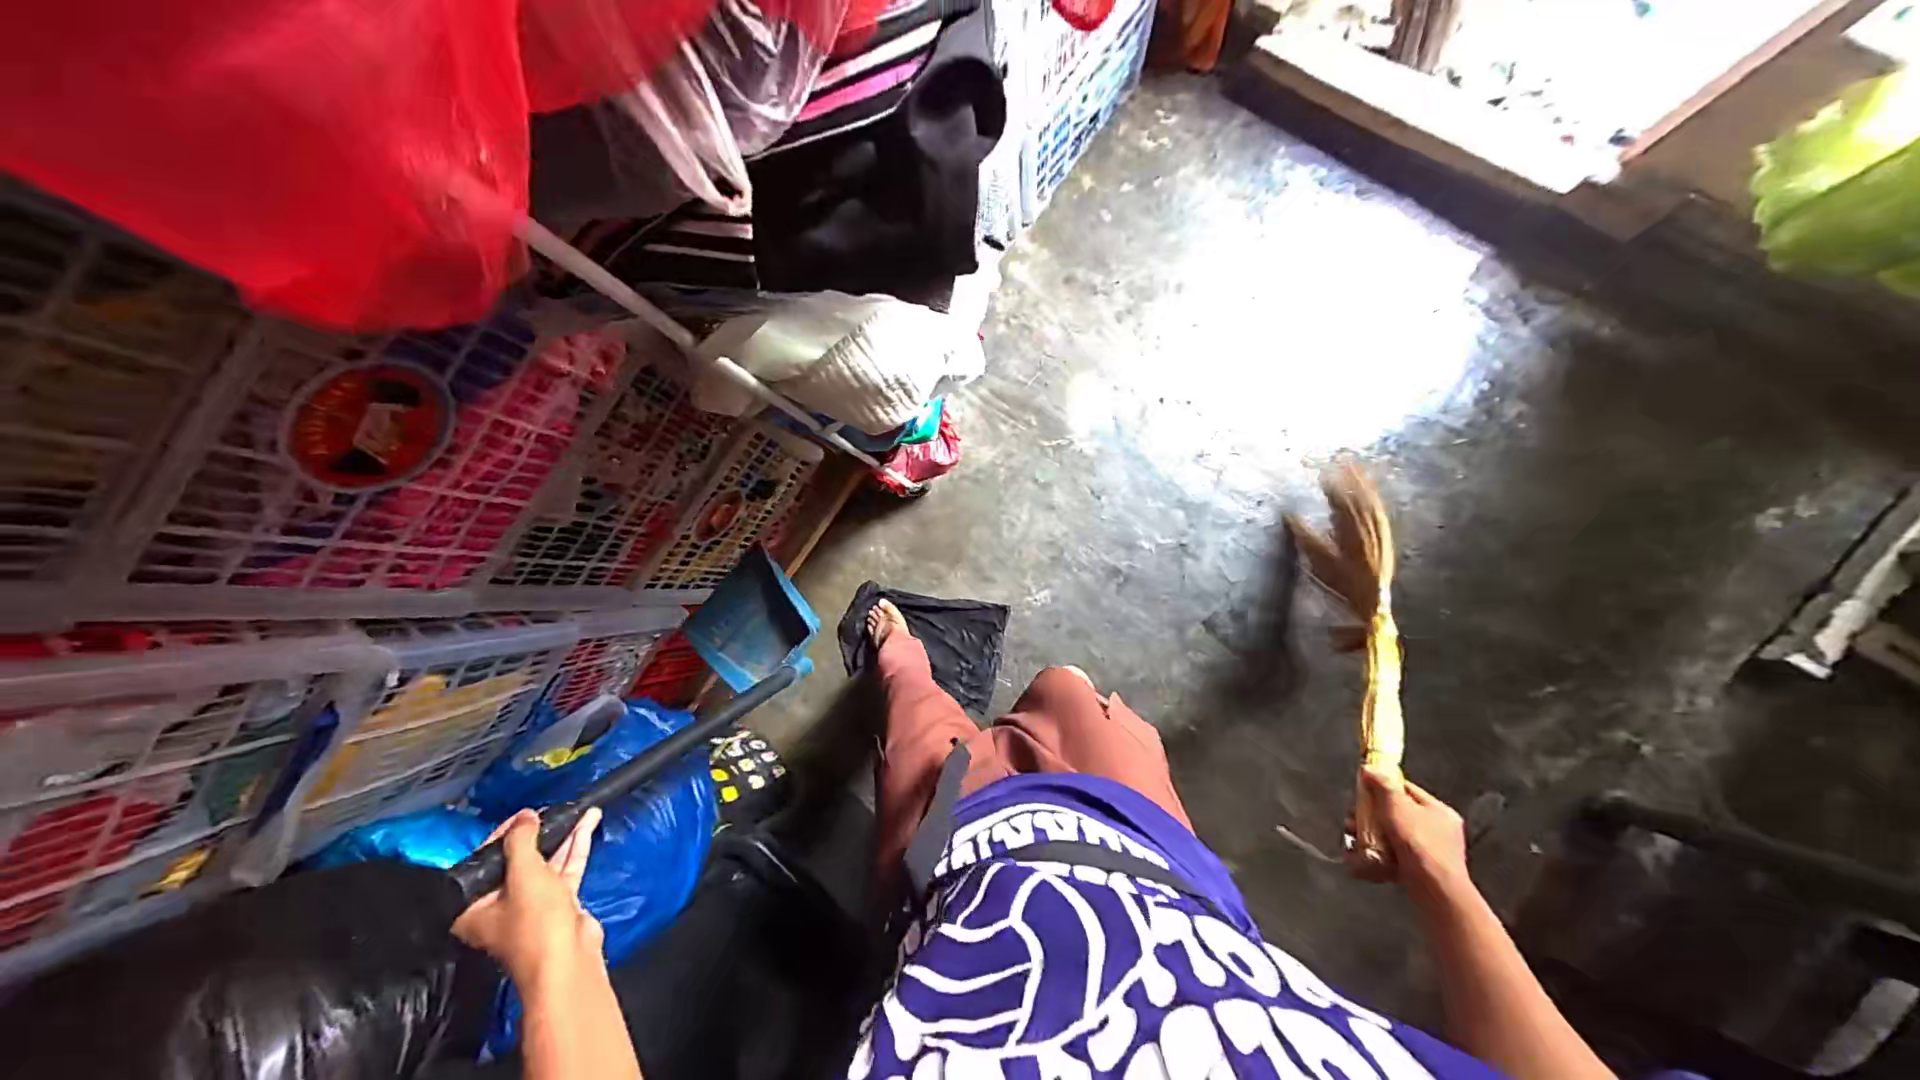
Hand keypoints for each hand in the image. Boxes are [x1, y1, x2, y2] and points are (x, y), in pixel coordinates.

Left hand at [453, 808, 603, 984]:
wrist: (567, 958)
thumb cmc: (534, 922)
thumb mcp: (524, 874)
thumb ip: (521, 841)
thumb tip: (524, 817)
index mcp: (475, 906)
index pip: (486, 861)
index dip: (505, 834)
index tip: (524, 814)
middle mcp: (501, 906)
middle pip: (519, 861)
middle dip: (539, 834)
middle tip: (551, 811)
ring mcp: (533, 905)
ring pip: (547, 863)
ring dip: (565, 836)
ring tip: (580, 810)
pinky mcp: (559, 905)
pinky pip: (565, 870)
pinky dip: (576, 848)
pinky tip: (588, 826)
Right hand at [1352, 766, 1469, 901]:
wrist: (1434, 887)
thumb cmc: (1417, 841)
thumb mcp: (1396, 804)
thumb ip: (1382, 784)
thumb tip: (1369, 768)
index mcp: (1439, 810)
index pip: (1407, 789)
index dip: (1383, 786)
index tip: (1363, 789)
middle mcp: (1440, 830)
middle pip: (1398, 813)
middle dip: (1371, 814)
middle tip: (1352, 817)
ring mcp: (1433, 852)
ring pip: (1395, 835)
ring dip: (1370, 833)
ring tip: (1351, 836)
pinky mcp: (1423, 871)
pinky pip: (1396, 855)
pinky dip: (1378, 852)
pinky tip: (1362, 854)